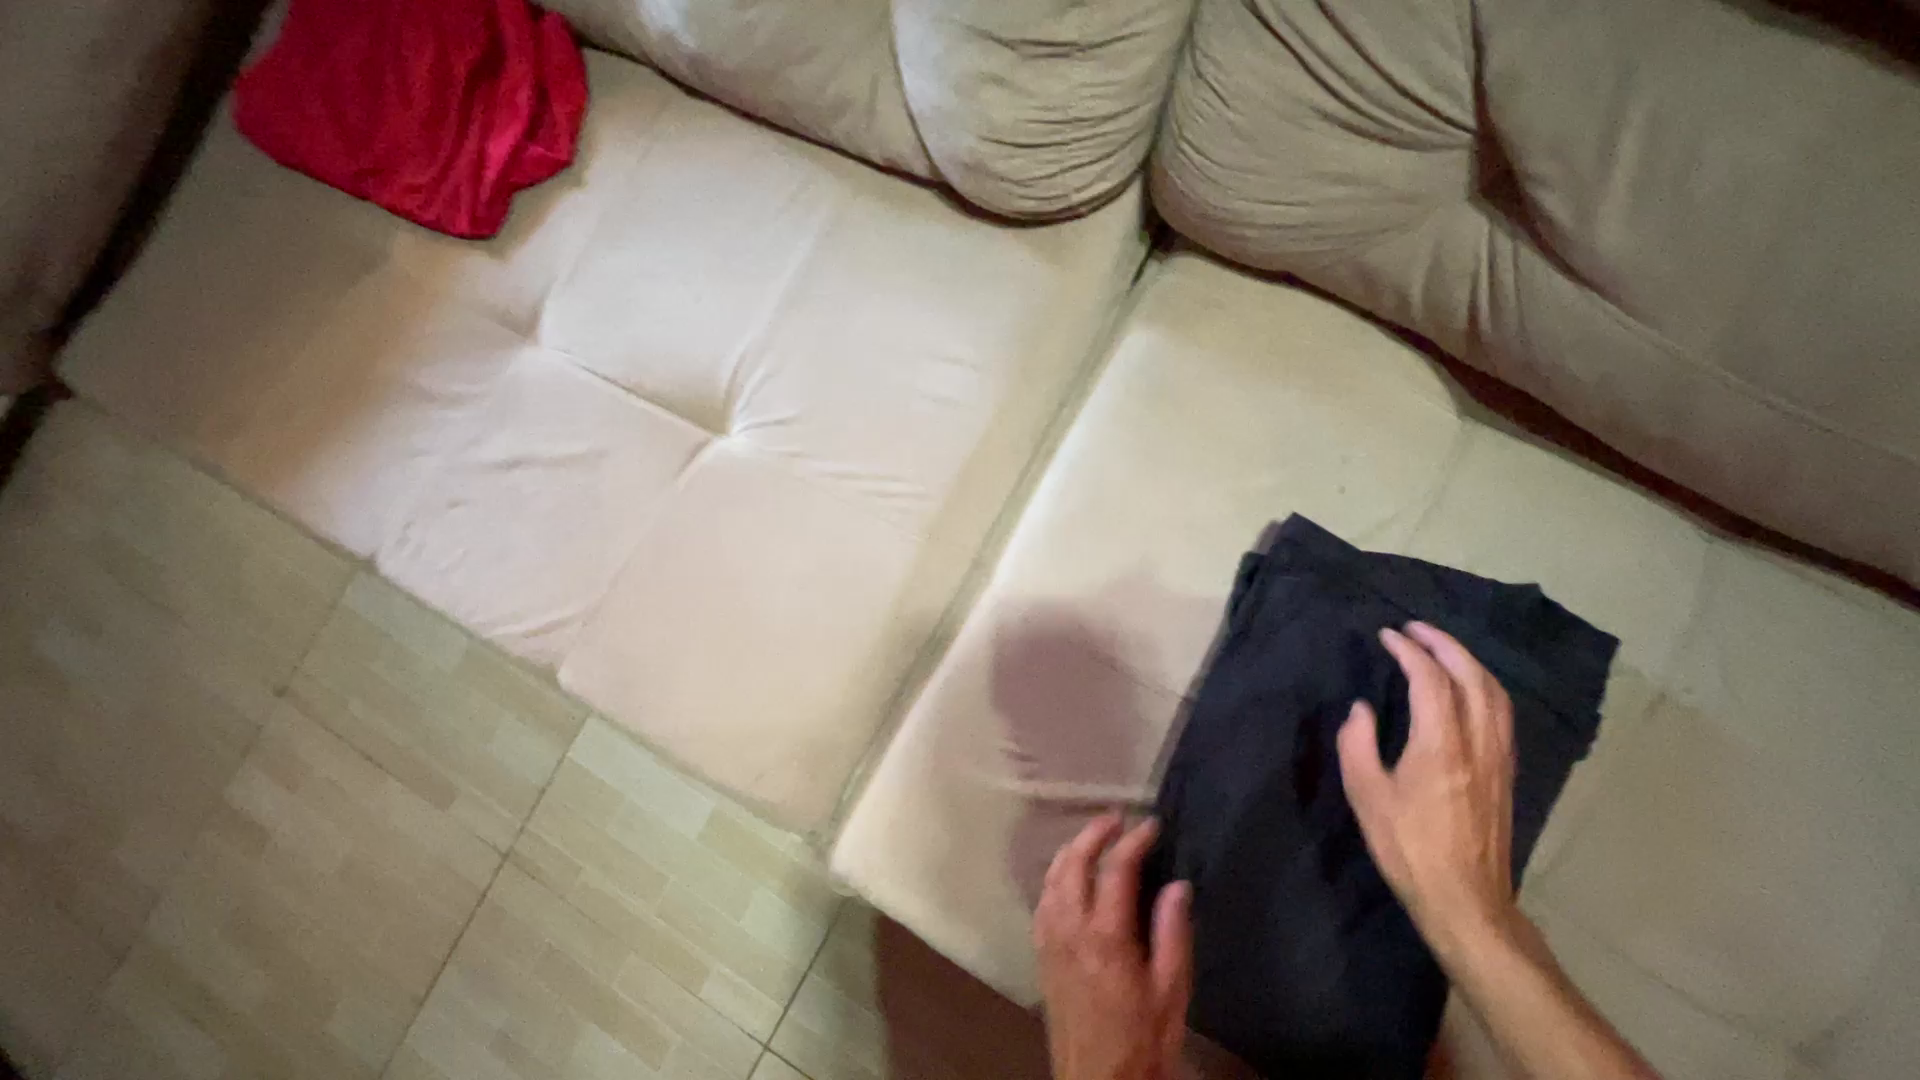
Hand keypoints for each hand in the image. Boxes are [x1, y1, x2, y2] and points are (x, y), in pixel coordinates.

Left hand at [1034, 813, 1193, 1079]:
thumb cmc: (1144, 1040)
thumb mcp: (1172, 992)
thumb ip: (1173, 934)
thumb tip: (1177, 885)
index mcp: (1106, 936)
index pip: (1116, 869)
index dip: (1134, 840)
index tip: (1152, 825)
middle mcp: (1070, 929)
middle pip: (1073, 861)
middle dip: (1094, 832)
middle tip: (1117, 818)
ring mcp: (1049, 939)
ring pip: (1052, 876)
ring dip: (1071, 849)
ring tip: (1095, 837)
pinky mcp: (1041, 953)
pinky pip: (1043, 899)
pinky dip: (1056, 875)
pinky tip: (1069, 875)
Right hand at [1338, 622, 1518, 954]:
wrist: (1464, 898)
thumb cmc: (1407, 846)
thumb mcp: (1366, 795)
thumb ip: (1358, 743)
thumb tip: (1362, 709)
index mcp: (1441, 744)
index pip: (1430, 679)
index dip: (1409, 651)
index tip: (1387, 636)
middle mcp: (1478, 742)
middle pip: (1472, 676)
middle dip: (1444, 644)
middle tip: (1415, 628)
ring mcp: (1498, 757)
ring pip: (1495, 692)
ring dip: (1469, 662)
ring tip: (1442, 648)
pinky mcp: (1506, 772)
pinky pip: (1502, 712)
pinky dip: (1485, 686)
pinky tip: (1470, 688)